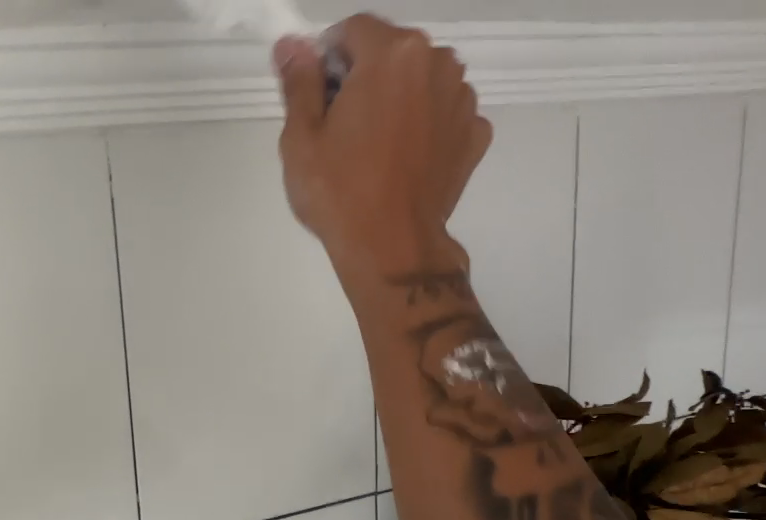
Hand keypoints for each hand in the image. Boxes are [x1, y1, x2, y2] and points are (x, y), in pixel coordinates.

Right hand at [273, 15, 490, 277]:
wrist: (390, 244)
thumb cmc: (337, 191)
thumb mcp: (300, 138)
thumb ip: (299, 82)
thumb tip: (291, 44)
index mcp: (391, 55)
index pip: (354, 28)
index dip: (326, 57)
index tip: (312, 95)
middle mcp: (437, 62)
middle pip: (390, 52)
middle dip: (362, 78)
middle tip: (335, 129)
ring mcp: (462, 96)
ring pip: (418, 81)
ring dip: (394, 99)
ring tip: (368, 149)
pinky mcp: (474, 130)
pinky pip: (440, 113)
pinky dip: (420, 127)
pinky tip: (398, 161)